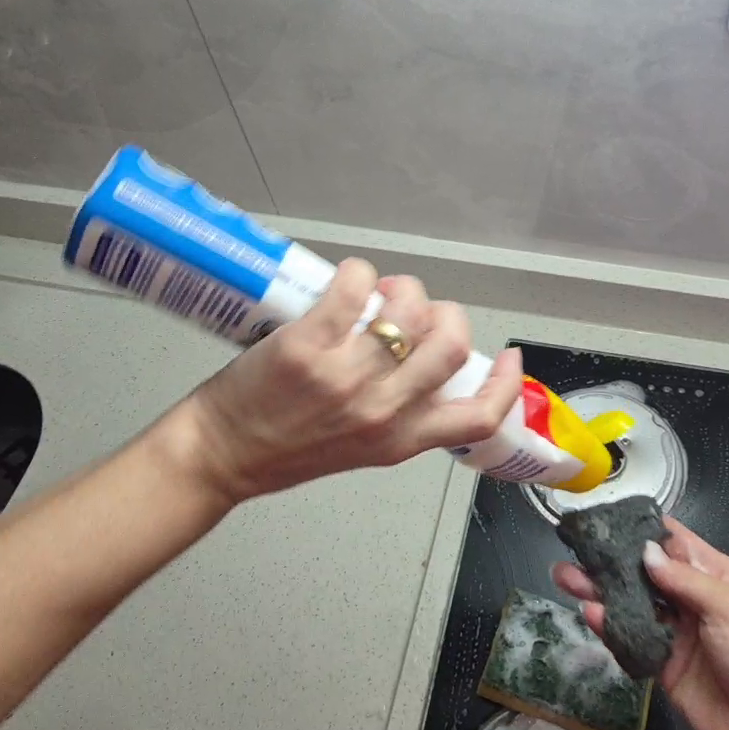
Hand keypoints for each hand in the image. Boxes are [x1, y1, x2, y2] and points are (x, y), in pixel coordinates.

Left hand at [174, 258, 522, 504]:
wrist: (220, 456)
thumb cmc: (285, 451)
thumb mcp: (360, 449)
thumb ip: (399, 414)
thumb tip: (422, 361)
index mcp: (399, 441)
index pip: (479, 417)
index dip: (505, 383)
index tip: (508, 358)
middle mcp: (381, 412)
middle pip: (451, 345)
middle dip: (445, 314)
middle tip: (417, 311)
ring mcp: (346, 378)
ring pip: (409, 312)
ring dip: (402, 289)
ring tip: (379, 293)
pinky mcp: (309, 346)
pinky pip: (356, 289)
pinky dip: (360, 273)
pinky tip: (350, 280)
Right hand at [554, 518, 728, 729]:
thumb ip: (686, 579)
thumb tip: (646, 551)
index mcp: (716, 576)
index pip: (675, 542)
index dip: (642, 528)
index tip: (607, 517)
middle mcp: (691, 598)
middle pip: (644, 571)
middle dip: (610, 558)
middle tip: (574, 547)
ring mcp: (674, 630)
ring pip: (631, 601)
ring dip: (599, 589)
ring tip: (565, 576)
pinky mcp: (660, 661)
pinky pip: (629, 637)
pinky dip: (608, 624)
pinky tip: (589, 612)